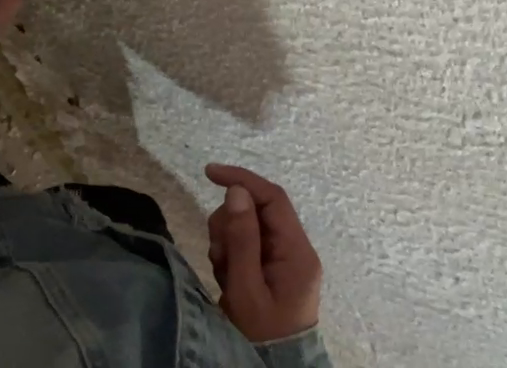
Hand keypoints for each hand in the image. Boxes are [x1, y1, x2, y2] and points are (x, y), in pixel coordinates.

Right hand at [206, 163, 322, 343]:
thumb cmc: (261, 332)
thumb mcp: (246, 288)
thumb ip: (242, 238)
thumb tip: (237, 190)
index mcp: (297, 252)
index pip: (273, 198)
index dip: (242, 179)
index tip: (209, 173)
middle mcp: (294, 249)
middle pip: (256, 210)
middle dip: (229, 222)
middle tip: (219, 254)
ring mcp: (283, 259)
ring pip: (247, 225)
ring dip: (227, 240)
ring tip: (224, 272)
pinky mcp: (271, 268)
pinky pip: (246, 243)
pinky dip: (230, 253)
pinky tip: (227, 277)